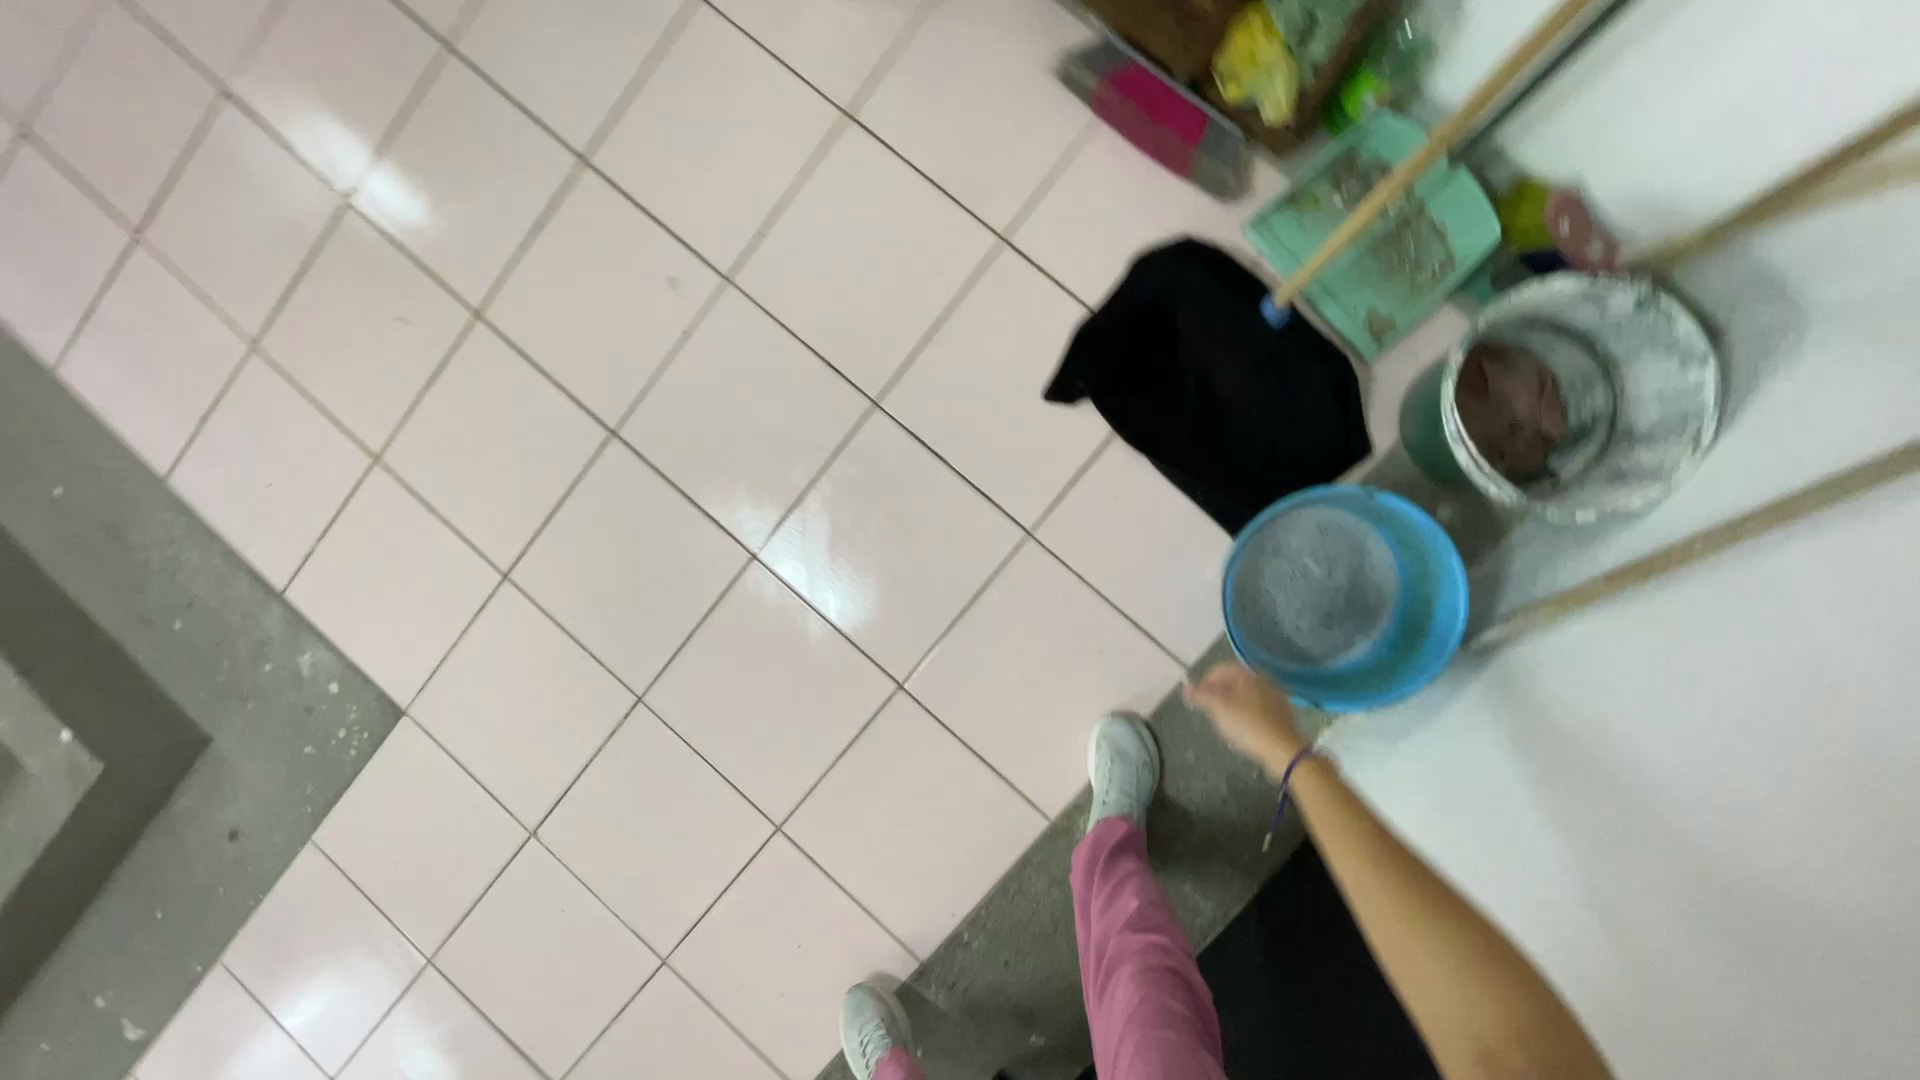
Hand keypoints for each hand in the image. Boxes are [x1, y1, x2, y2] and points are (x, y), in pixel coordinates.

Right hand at [1183, 662, 1305, 776]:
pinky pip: (1257, 707)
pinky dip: (1244, 712)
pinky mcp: (1281, 714)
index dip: (1205, 681)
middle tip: (1207, 709)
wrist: (1283, 750)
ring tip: (1222, 719)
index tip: (1196, 698)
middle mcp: (1263, 680)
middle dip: (1217, 692)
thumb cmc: (1247, 725)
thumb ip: (1201, 695)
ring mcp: (1275, 697)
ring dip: (1230, 703)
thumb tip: (1185, 686)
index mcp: (1248, 674)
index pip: (1221, 669)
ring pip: (1245, 694)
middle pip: (1234, 681)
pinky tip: (1241, 727)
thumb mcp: (1219, 709)